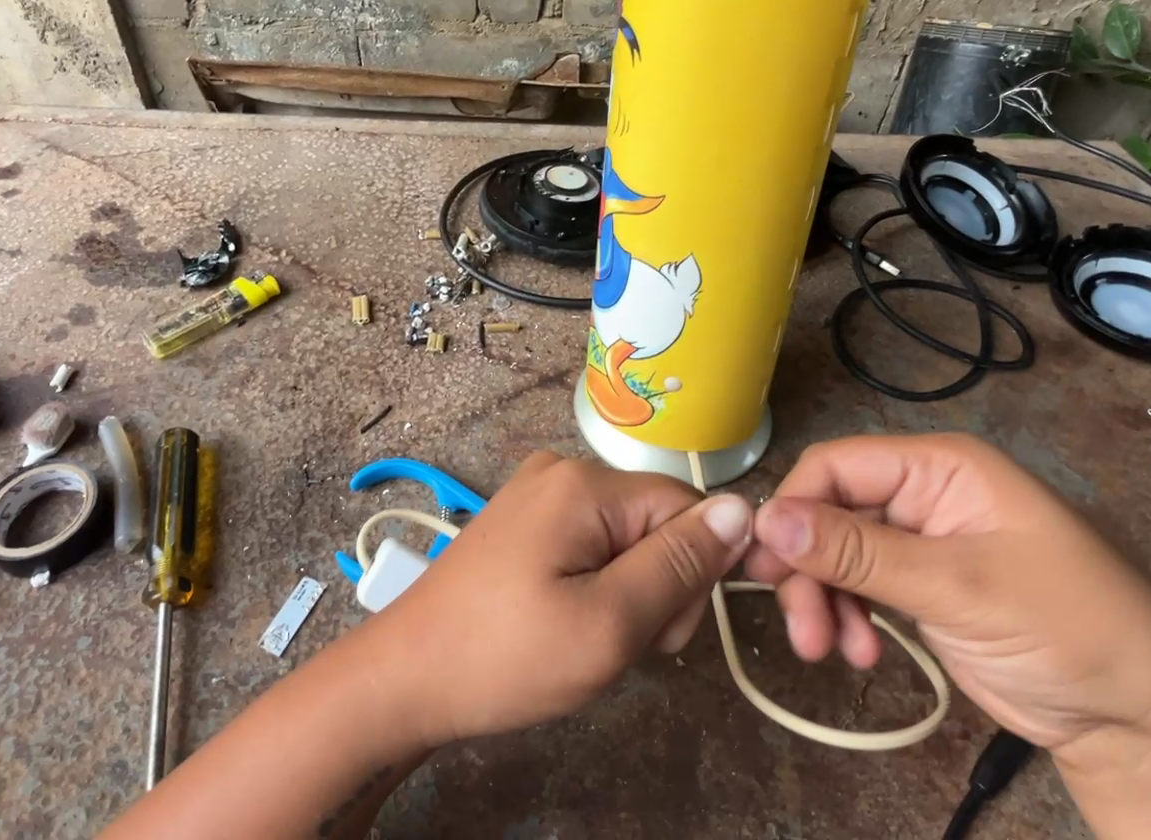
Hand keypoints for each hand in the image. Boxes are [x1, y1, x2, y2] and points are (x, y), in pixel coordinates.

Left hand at [359, 452, 753, 747]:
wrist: (406, 678)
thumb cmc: (506, 657)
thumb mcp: (608, 622)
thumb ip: (679, 566)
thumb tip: (743, 508)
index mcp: (584, 483)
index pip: (687, 509)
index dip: (694, 573)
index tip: (662, 634)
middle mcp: (561, 471)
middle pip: (655, 522)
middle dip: (656, 587)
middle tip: (616, 642)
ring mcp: (536, 494)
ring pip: (625, 539)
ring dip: (626, 593)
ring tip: (585, 638)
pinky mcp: (522, 521)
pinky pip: (589, 544)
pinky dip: (594, 586)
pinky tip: (565, 620)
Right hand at [743, 434, 1150, 760]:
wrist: (1146, 726)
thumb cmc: (1070, 633)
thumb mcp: (960, 587)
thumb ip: (859, 552)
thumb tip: (767, 518)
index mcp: (940, 468)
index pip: (836, 466)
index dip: (795, 507)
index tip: (765, 561)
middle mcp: (923, 495)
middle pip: (828, 513)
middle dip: (807, 569)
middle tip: (798, 627)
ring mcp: (920, 544)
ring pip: (834, 554)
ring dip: (822, 599)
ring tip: (829, 651)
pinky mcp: (919, 588)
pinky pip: (856, 587)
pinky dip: (846, 617)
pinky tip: (860, 652)